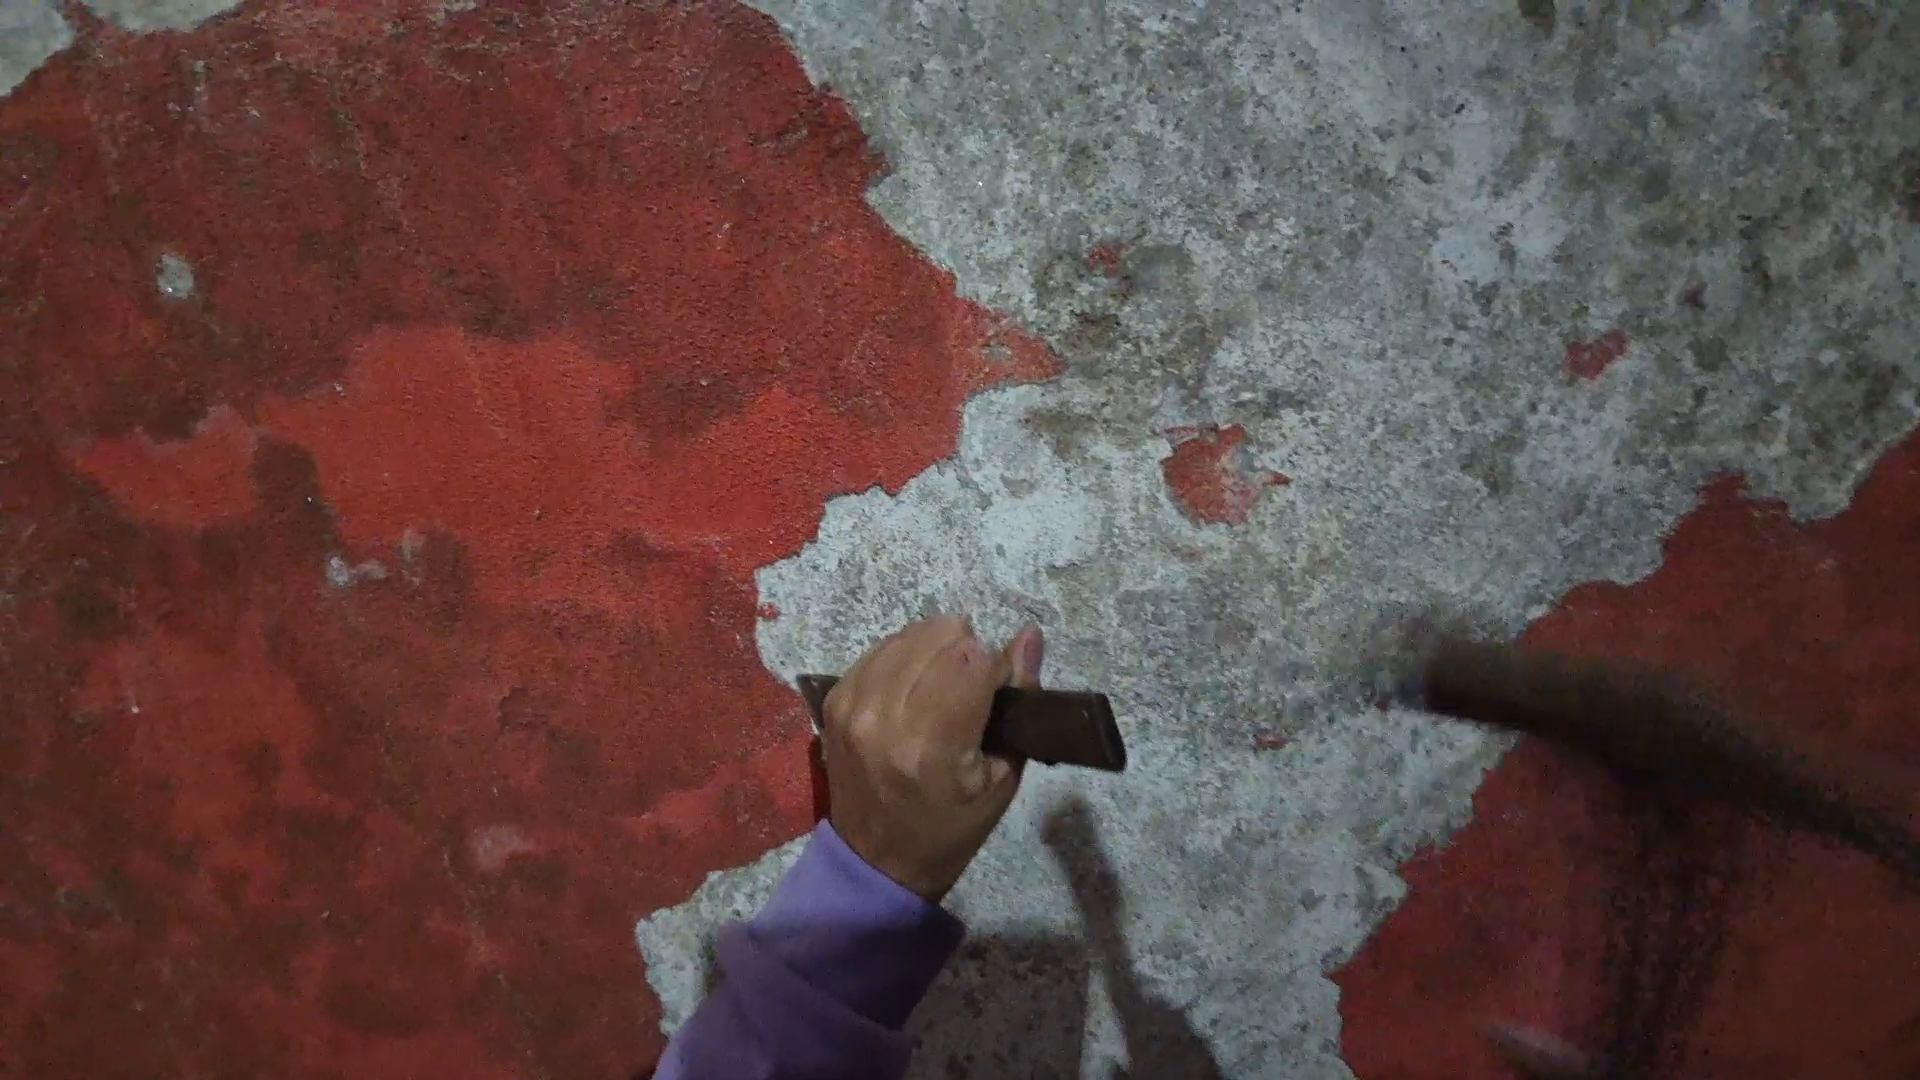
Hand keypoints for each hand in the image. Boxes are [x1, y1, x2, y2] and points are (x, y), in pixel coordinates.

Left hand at [821, 615, 1044, 901]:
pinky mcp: (834, 697)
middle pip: (942, 634)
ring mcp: (853, 703)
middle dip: (966, 654)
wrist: (876, 859)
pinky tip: (911, 690)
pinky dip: (905, 658)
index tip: (996, 696)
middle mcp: (884, 715)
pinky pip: (882, 646)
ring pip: (912, 633)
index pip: (974, 658)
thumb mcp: (1004, 776)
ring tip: (938, 691)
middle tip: (967, 694)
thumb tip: (1030, 635)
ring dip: (935, 651)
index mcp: (930, 745)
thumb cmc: (951, 825)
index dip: (996, 668)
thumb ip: (1021, 699)